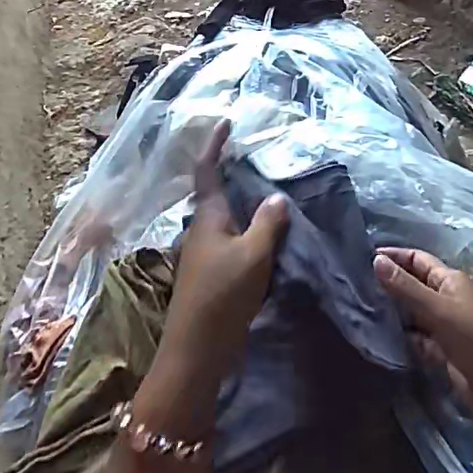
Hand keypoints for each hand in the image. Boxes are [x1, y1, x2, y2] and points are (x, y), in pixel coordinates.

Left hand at [159, 121, 287, 384]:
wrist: (197, 348)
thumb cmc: (222, 294)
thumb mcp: (253, 255)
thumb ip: (267, 224)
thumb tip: (276, 196)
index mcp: (208, 217)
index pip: (208, 171)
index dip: (215, 146)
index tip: (225, 123)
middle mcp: (202, 230)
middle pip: (216, 194)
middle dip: (232, 174)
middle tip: (259, 160)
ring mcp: (205, 254)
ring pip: (225, 219)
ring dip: (242, 204)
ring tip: (270, 195)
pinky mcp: (212, 275)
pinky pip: (231, 240)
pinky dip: (247, 231)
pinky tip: (267, 237)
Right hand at [373, 247, 472, 417]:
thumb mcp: (438, 309)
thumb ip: (405, 286)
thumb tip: (375, 260)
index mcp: (450, 280)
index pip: (416, 259)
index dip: (392, 257)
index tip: (363, 258)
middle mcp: (447, 298)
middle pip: (412, 285)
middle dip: (387, 284)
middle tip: (354, 285)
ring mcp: (444, 325)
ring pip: (411, 312)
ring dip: (391, 311)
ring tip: (359, 308)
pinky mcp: (442, 350)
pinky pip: (416, 337)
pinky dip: (401, 335)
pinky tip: (378, 335)